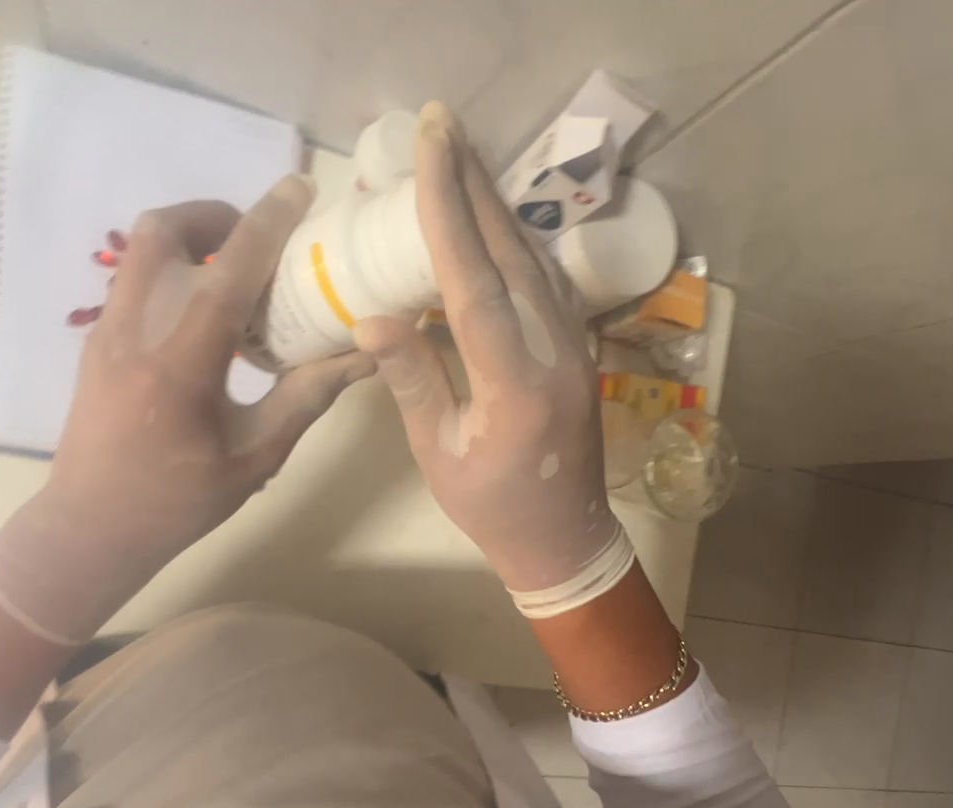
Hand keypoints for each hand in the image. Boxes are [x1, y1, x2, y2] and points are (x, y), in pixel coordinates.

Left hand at [0, 177, 375, 643]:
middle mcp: (133, 334)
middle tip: (258, 240)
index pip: (226, 275)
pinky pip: (135, 280)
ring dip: (191, 239)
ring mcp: (106, 334)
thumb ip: (307, 398)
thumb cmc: (179, 502)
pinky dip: (175, 271)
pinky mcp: (97, 343)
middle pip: (162, 233)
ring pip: (141, 250)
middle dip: (216, 216)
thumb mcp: (256, 456)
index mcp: (179, 368)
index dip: (266, 225)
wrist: (92, 528)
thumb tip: (362, 356)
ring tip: (236, 274)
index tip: (298, 190)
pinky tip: (207, 317)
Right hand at [356, 103, 628, 617]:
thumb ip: (413, 379)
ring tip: (463, 157)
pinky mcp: (579, 350)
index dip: (448, 210)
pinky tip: (499, 221)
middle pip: (511, 252)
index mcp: (513, 382)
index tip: (430, 146)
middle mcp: (554, 351)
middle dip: (475, 184)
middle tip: (443, 124)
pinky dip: (519, 243)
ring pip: (535, 260)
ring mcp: (575, 347)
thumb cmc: (492, 507)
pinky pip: (549, 283)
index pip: (475, 279)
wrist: (564, 538)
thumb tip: (374, 315)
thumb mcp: (440, 452)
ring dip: (498, 206)